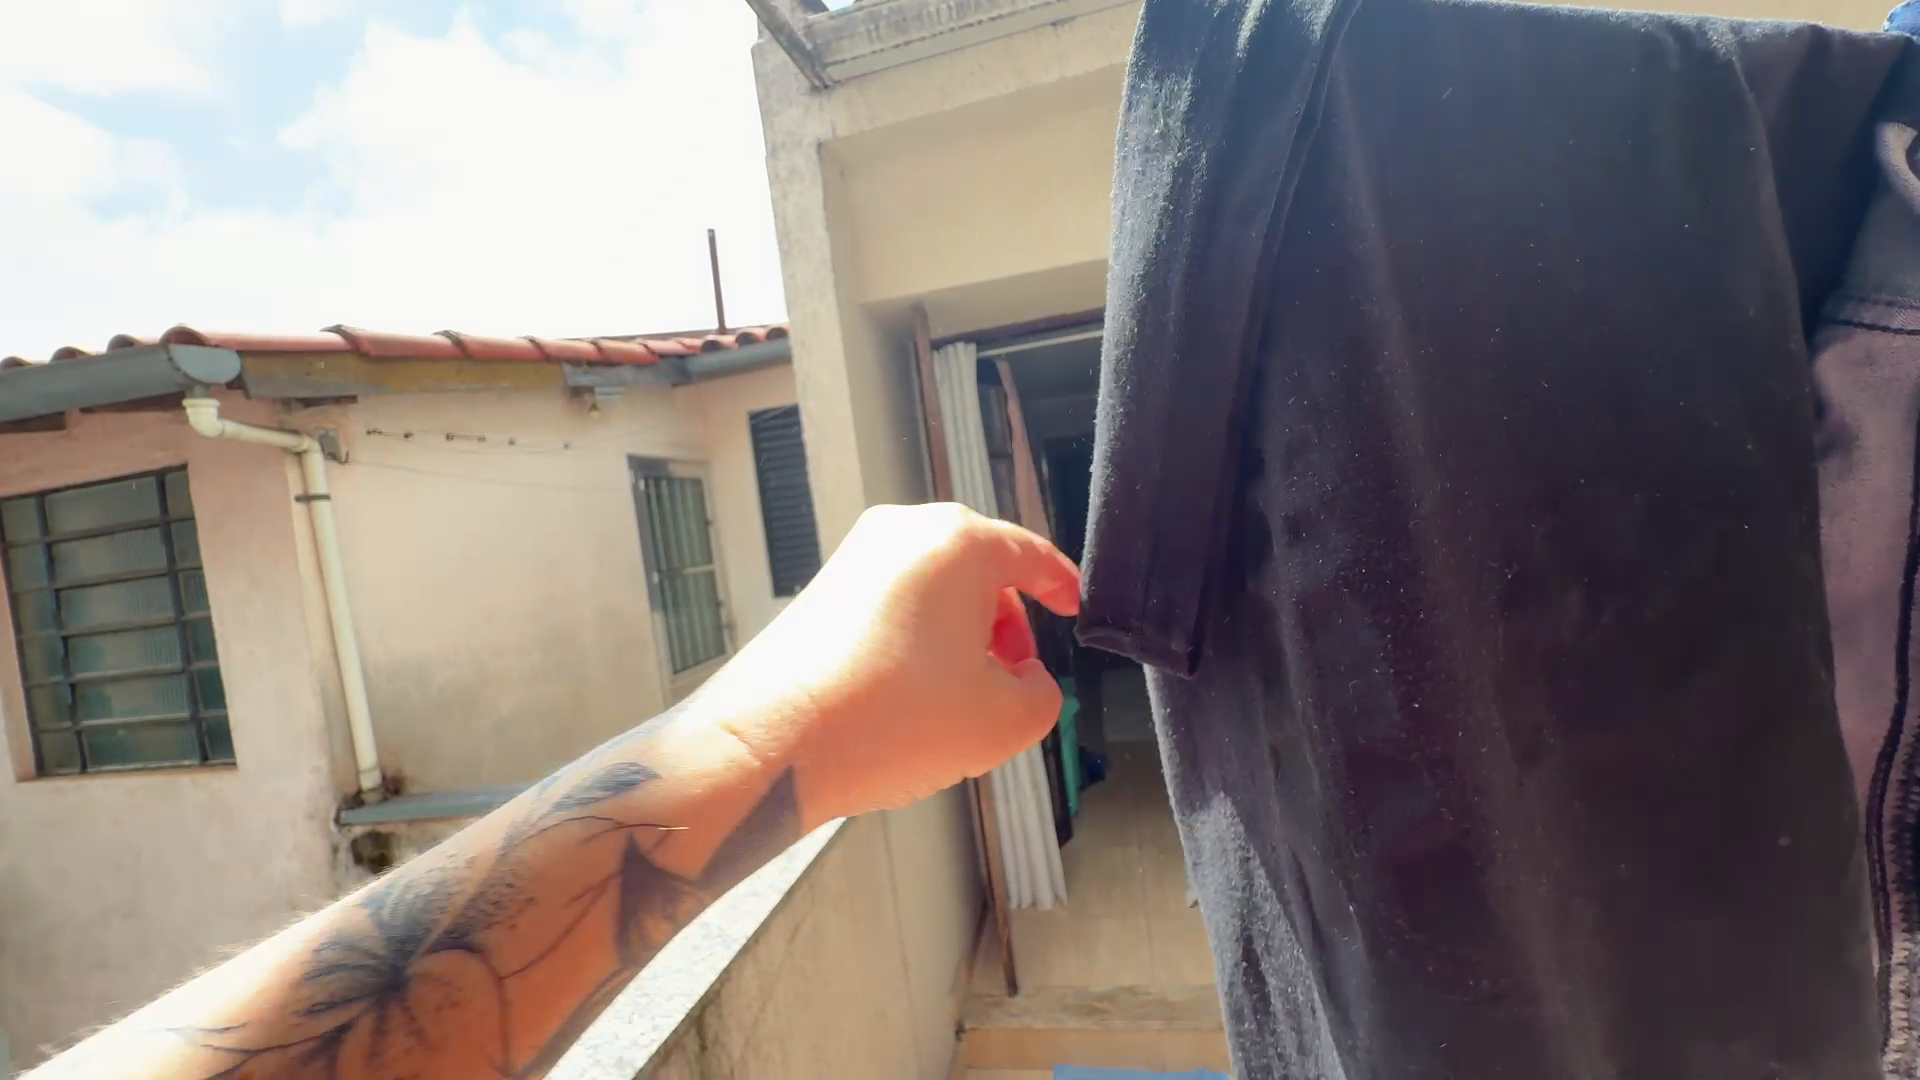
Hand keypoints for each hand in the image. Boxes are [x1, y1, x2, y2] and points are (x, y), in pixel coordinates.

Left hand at [699, 502, 1080, 826]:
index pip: (1031, 554)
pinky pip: (897, 597)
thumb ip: (1045, 694)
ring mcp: (859, 554)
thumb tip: (1031, 679)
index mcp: (958, 543)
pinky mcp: (827, 583)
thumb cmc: (888, 720)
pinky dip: (921, 633)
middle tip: (1014, 673)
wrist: (772, 741)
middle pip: (982, 570)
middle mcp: (905, 531)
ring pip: (939, 585)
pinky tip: (915, 687)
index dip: (1060, 585)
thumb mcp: (1004, 722)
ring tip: (963, 691)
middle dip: (1007, 622)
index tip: (1071, 605)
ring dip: (964, 631)